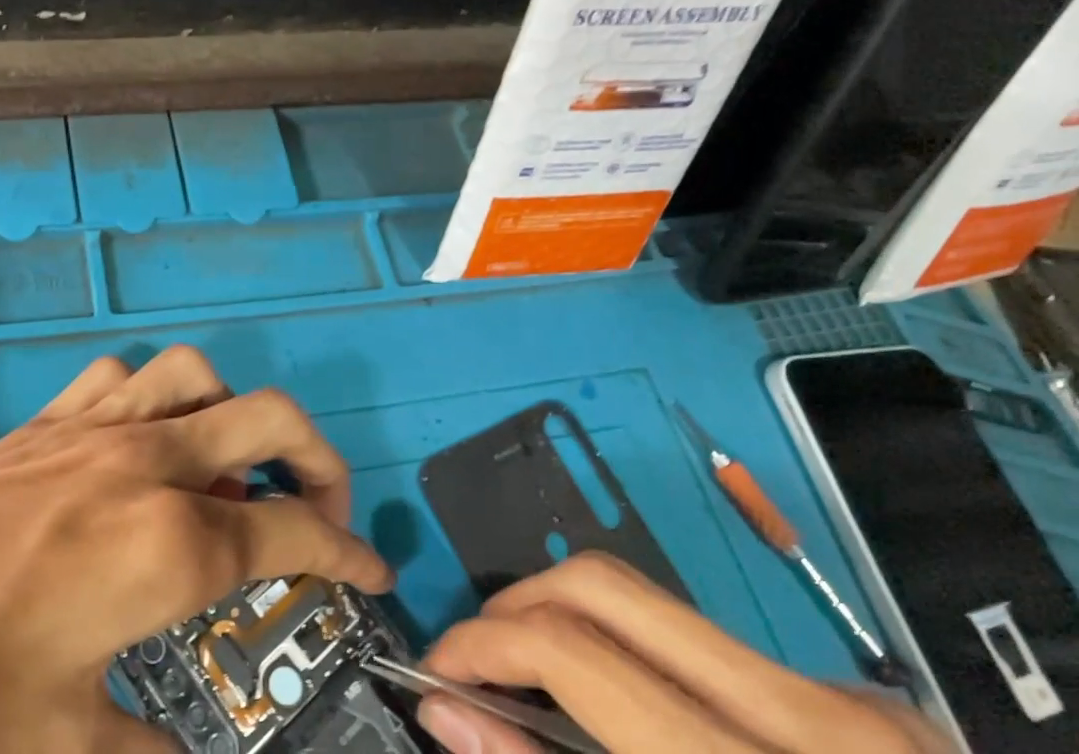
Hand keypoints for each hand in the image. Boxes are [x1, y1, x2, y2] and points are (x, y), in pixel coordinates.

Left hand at [0, 346, 390, 753]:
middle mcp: (146, 464)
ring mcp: (90, 430)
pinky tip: (144, 442)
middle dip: (317, 460)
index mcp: (174, 542)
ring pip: (195, 377)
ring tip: (235, 466)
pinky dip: (154, 397)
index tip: (371, 572)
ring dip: (234, 412)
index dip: (347, 552)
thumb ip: (139, 751)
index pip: (295, 529)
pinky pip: (118, 380)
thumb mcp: (62, 740)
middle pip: (268, 420)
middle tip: (321, 511)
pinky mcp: (40, 425)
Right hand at [412, 552, 953, 753]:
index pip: (574, 651)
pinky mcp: (873, 707)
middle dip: (512, 607)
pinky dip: (645, 662)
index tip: (439, 672)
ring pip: (658, 605)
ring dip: (573, 627)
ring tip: (546, 687)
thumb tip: (449, 708)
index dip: (479, 645)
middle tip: (478, 659)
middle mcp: (813, 715)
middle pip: (606, 587)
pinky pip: (715, 647)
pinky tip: (646, 723)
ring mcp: (855, 703)